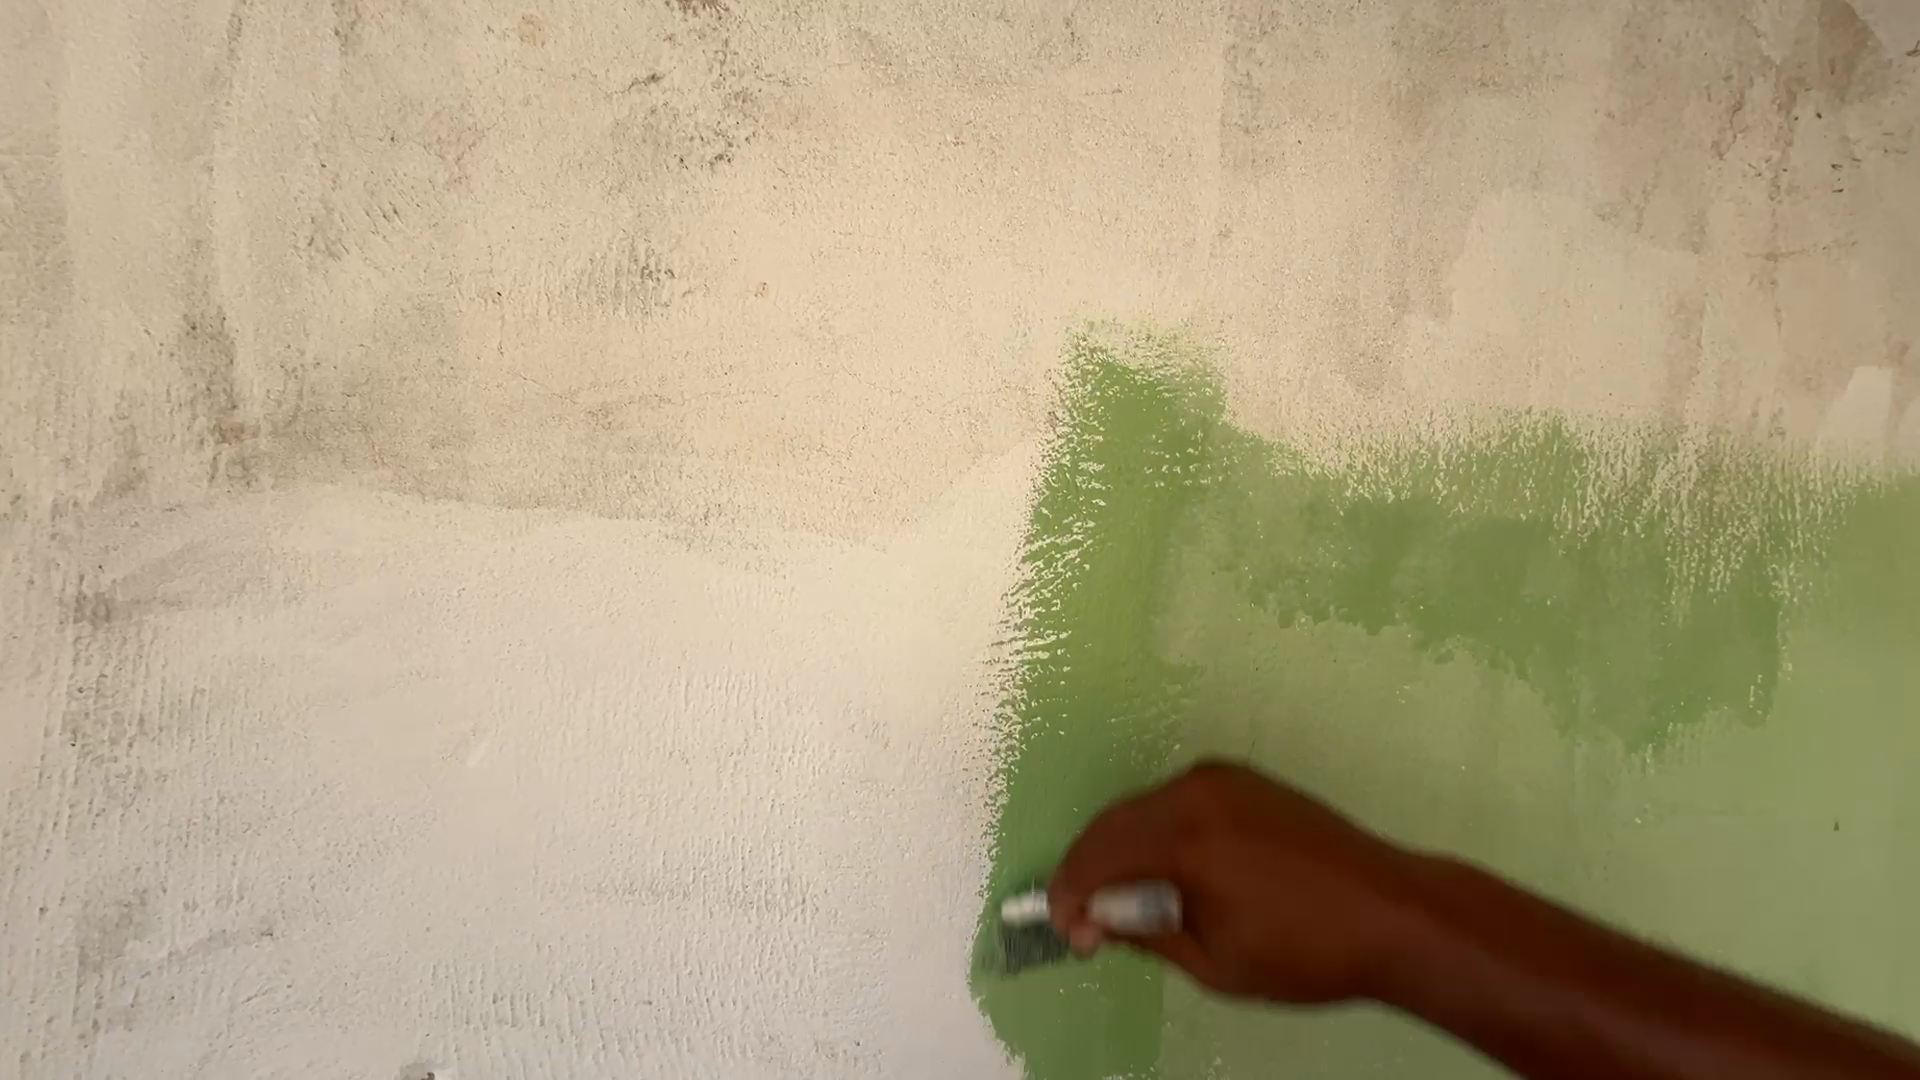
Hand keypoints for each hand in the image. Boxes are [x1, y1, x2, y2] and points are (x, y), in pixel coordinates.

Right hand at [1047, 760, 1423, 1003]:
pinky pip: (1174, 800)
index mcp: (1186, 838)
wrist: (1392, 910)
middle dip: (1089, 869)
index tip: (1063, 926)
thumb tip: (1093, 917)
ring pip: (1141, 808)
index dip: (1071, 890)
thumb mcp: (1215, 962)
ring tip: (1122, 897)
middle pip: (1113, 823)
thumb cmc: (1305, 951)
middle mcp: (1193, 792)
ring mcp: (1218, 778)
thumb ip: (1143, 930)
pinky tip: (1161, 866)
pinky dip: (1154, 831)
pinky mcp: (1237, 778)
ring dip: (1120, 848)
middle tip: (1084, 919)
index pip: (1100, 854)